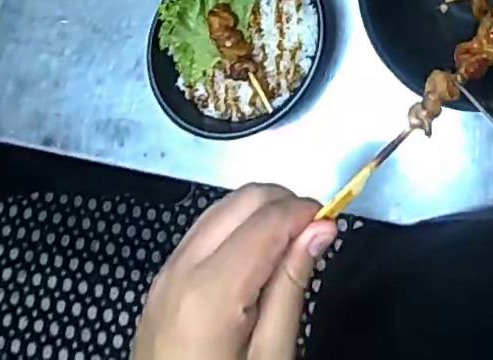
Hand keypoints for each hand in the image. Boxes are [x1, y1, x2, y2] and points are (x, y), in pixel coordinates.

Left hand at [132, 184, 337, 359]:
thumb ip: (292, 287)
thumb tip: (320, 228)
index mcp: (210, 293)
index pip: (266, 221)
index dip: (304, 212)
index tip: (331, 222)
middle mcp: (182, 267)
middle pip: (243, 199)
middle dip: (284, 204)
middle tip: (312, 233)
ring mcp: (166, 272)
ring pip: (224, 206)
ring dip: (261, 211)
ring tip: (289, 244)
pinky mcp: (161, 280)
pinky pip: (205, 228)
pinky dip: (236, 225)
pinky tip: (256, 255)